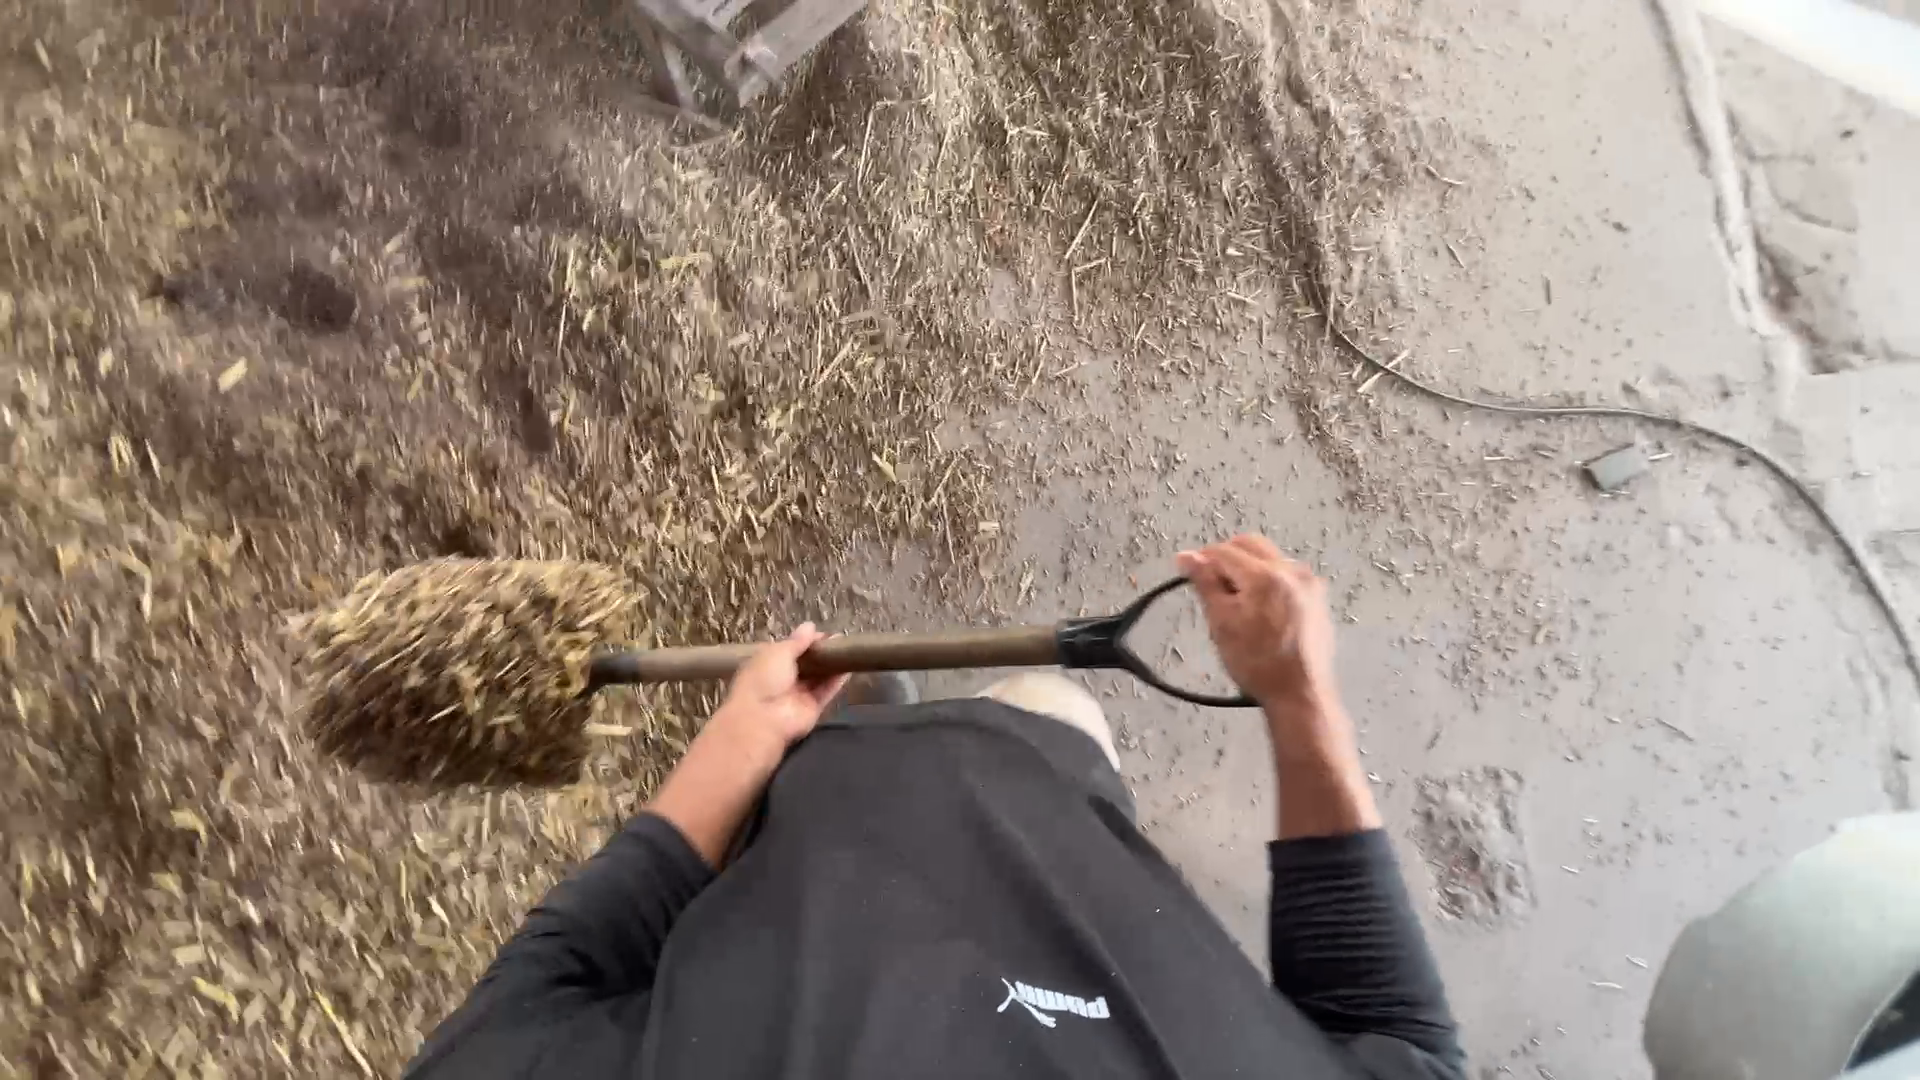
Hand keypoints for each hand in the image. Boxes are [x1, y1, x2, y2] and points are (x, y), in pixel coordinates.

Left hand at [703, 623, 848, 762]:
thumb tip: (810, 626)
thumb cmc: (763, 679)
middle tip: (838, 640)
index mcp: (767, 664)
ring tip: (847, 650)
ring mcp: (798, 695)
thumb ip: (797, 641)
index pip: (789, 649)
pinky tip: (849, 668)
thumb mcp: (778, 652)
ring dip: (831, 665)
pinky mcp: (812, 708)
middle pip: (805, 664)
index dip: (804, 641)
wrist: (762, 719)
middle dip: (820, 653)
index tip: (821, 634)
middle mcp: (782, 679)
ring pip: (818, 677)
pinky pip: (826, 691)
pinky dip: (837, 681)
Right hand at [1177, 536, 1376, 837]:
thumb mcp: (1221, 622)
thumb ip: (1204, 583)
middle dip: (1225, 557)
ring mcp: (1308, 583)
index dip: (1201, 559)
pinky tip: (1257, 607)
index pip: (1224, 552)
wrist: (1299, 693)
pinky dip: (1266, 580)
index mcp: (1265, 576)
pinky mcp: (1316, 598)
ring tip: (1234, 599)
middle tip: (1209, 582)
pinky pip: (1284, 574)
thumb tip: (1187, 556)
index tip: (1186, 570)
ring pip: (1268, 557)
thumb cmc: (1256, 662)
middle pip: (1250, 545)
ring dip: (1247, 568)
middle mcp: (1292, 571)